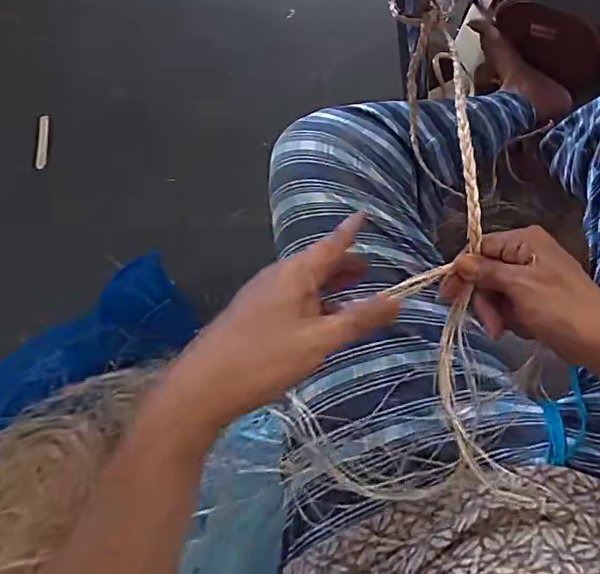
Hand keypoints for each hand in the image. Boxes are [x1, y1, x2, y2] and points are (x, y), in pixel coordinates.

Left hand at [157, 211, 400, 433]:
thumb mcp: (319, 341)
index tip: (364, 214)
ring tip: (351, 297)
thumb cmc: (264, 358)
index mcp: (296, 272)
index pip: (331, 244)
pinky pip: (291, 297)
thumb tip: (397, 300)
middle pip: (318, 263)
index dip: (350, 231)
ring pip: (304, 282)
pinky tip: (318, 324)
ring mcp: (262, 293)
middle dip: (344, 265)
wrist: (202, 386)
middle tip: (369, 270)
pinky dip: (313, 302)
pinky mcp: (252, 313)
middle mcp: (279, 274)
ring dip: (329, 287)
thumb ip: (358, 320)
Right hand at [439, 226, 599, 370]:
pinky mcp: (540, 298)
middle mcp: (528, 252)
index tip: (448, 296)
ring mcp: (535, 276)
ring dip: (498, 312)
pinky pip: (512, 304)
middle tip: (492, 325)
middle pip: (487, 271)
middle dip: (485, 299)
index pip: (481, 247)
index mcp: (525, 240)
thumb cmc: (563, 309)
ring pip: (497, 291)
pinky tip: (525, 329)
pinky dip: (513, 318)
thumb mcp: (520, 288)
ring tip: (509, 331)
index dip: (463, 271)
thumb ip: (486, 272)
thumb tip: (459, 261)